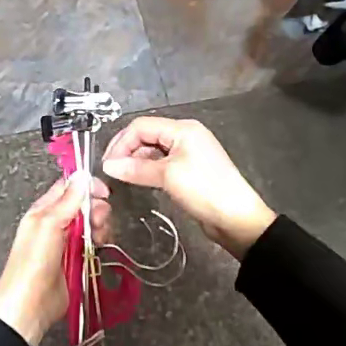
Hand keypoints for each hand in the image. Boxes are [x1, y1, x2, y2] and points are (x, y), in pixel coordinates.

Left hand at [0, 174, 109, 345]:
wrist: (30, 306)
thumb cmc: (31, 265)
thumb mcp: (49, 225)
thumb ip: (67, 201)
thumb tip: (80, 176)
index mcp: (43, 211)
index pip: (68, 188)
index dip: (86, 186)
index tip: (102, 192)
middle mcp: (54, 224)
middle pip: (83, 206)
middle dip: (96, 209)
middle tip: (98, 220)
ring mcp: (66, 242)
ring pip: (90, 224)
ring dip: (100, 226)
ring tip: (99, 235)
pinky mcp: (75, 260)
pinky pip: (92, 244)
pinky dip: (99, 242)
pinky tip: (99, 246)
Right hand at [100, 117, 275, 258]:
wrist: (237, 219)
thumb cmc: (205, 190)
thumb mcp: (168, 176)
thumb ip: (136, 168)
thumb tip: (108, 166)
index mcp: (182, 129)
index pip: (141, 126)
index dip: (121, 142)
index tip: (107, 164)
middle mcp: (185, 135)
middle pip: (146, 135)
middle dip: (126, 150)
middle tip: (111, 171)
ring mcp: (188, 152)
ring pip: (152, 149)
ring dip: (135, 160)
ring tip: (121, 177)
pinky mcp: (189, 169)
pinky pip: (161, 162)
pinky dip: (147, 169)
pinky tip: (138, 180)